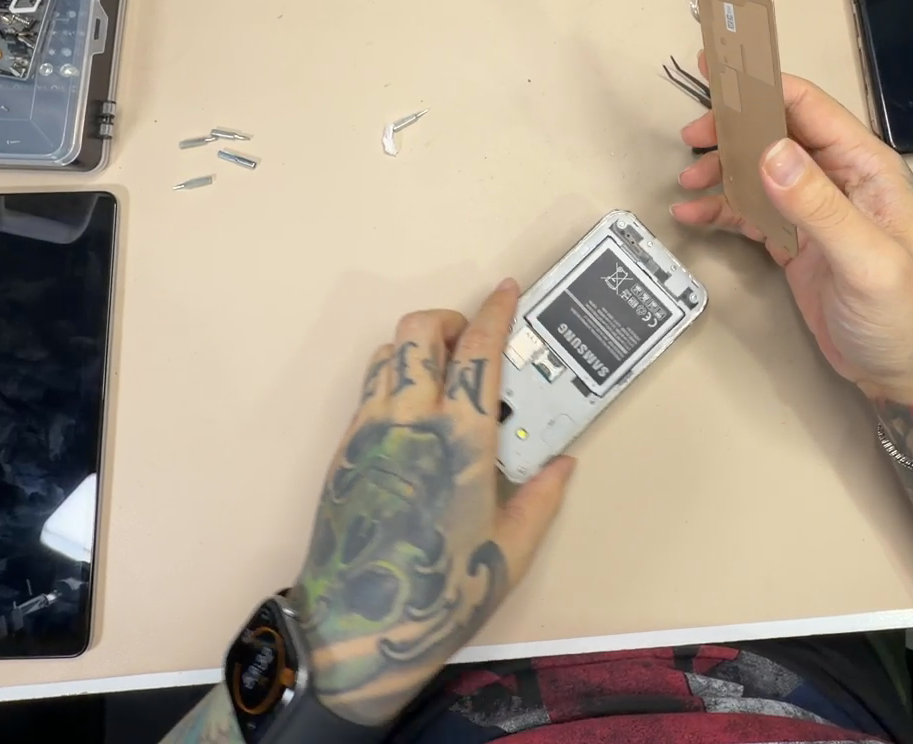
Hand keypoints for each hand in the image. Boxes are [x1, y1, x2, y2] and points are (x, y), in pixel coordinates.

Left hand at [292, 281, 576, 726]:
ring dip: (419, 345)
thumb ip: (542, 498)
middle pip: (420, 330)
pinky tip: (415, 409)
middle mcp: (411, 418)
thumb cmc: (443, 591)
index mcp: (460, 438)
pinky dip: (396, 373)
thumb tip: (565, 461)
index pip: (479, 351)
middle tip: (471, 341)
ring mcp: (372, 427)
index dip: (495, 311)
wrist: (355, 624)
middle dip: (449, 319)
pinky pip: (371, 384)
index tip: (507, 289)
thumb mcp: (509, 552)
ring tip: (443, 372)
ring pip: (390, 350)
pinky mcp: (347, 444)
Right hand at [671, 58, 912, 398]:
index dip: (762, 87)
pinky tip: (693, 214)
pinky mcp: (794, 242)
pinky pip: (750, 212)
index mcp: (865, 169)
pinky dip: (720, 210)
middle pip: (775, 136)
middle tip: (691, 137)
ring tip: (687, 182)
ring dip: (720, 172)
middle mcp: (837, 181)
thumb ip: (819, 206)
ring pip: (757, 173)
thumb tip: (770, 153)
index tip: (717, 73)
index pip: (808, 110)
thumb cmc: (906, 318)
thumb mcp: (865, 260)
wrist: (908, 378)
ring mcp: (813, 212)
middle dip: (731, 132)